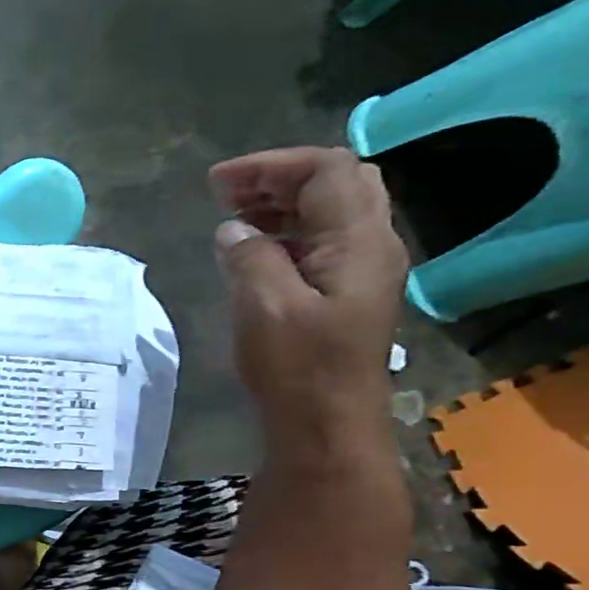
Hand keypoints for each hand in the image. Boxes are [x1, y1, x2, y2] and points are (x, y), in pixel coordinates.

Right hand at [210, 148, 408, 463]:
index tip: (217, 182)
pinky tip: (250, 249)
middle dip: (279, 177)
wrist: (327, 424)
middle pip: (336, 183)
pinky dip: (283, 231)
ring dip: (280, 203)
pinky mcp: (344, 293)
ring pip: (328, 211)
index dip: (272, 165)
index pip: (326, 170)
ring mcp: (361, 270)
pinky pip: (319, 241)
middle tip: (225, 193)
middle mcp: (370, 245)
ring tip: (231, 214)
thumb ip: (250, 258)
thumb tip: (233, 231)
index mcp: (358, 241)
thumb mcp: (264, 307)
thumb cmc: (298, 367)